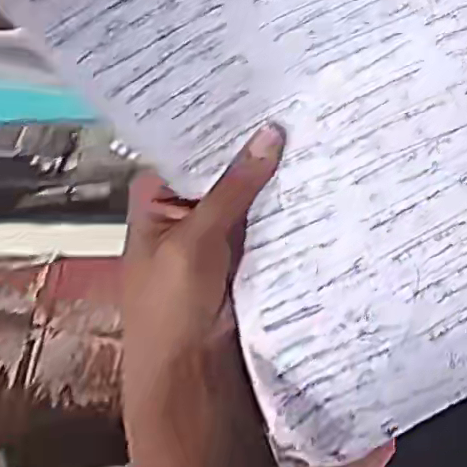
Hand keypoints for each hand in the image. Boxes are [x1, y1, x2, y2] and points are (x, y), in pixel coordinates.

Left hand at [119, 123, 283, 403]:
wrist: (187, 374)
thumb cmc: (170, 305)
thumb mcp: (197, 238)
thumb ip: (234, 187)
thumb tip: (271, 133)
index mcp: (156, 198)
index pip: (189, 146)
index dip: (220, 122)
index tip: (257, 91)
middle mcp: (185, 208)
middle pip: (221, 168)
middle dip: (253, 146)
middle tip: (294, 106)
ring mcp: (216, 230)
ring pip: (247, 192)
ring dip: (271, 173)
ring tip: (309, 130)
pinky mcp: (243, 250)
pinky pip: (264, 217)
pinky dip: (282, 202)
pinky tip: (310, 175)